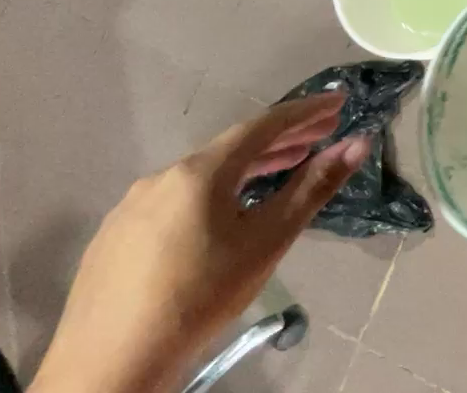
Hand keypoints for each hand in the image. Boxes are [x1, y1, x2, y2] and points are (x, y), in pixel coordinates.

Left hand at [31, 94, 368, 392]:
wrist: (107, 367)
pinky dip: (218, 188)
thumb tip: (359, 142)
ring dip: (252, 163)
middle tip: (325, 131)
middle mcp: (161, 178)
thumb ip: (315, 186)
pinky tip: (232, 207)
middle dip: (284, 136)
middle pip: (233, 146)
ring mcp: (131, 208)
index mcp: (199, 173)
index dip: (306, 110)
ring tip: (289, 164)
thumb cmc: (201, 294)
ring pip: (204, 172)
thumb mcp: (270, 238)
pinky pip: (179, 196)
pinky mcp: (115, 237)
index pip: (263, 125)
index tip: (340, 100)